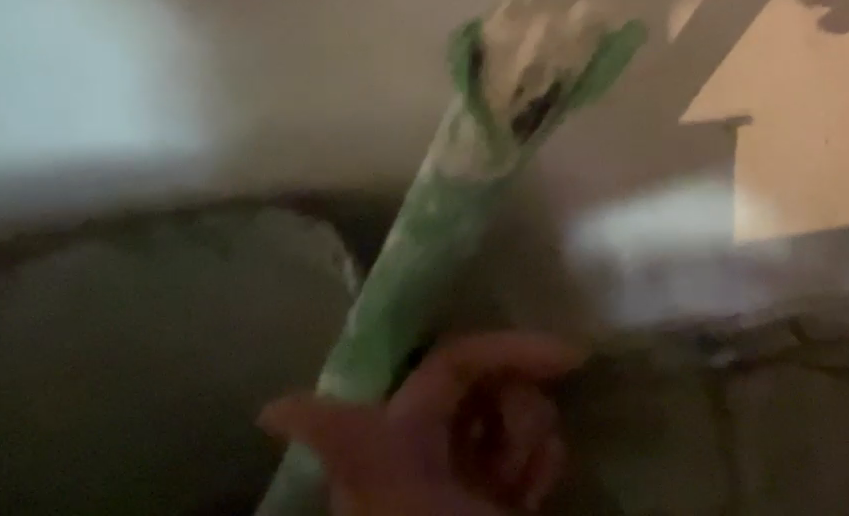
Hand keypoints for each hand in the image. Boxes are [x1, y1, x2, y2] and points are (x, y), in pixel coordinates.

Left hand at [260, 331, 584, 515]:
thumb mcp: (406, 505)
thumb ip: (355, 451)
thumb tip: (276, 408)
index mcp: (395, 446)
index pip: (455, 363)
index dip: (510, 348)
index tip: (572, 360)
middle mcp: (425, 453)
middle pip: (491, 384)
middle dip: (524, 407)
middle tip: (528, 456)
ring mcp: (462, 475)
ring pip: (515, 413)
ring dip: (534, 439)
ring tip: (529, 489)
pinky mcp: (493, 498)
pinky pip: (530, 450)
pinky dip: (542, 464)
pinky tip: (537, 498)